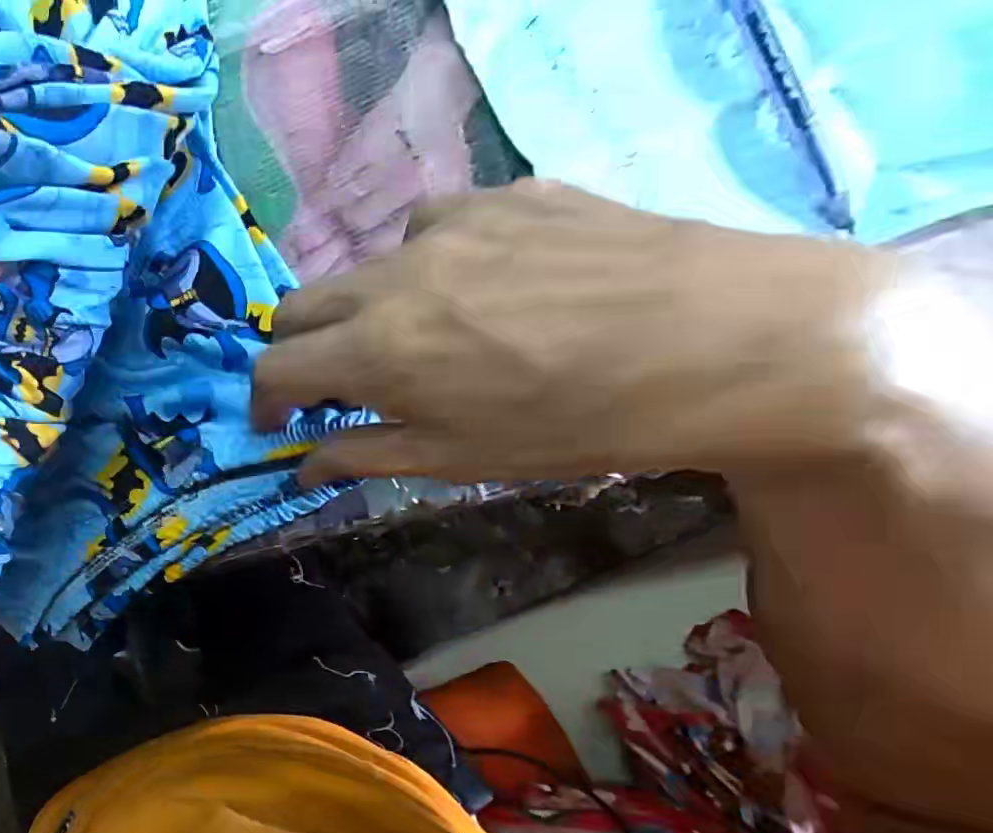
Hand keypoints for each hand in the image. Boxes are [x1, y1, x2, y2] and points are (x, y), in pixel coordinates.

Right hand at [253, 180, 895, 483]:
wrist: (739, 342)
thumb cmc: (575, 423)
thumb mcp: (452, 458)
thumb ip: (359, 455)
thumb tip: (301, 468)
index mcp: (372, 348)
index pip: (272, 369)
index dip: (263, 402)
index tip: (278, 423)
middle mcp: (392, 277)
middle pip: (297, 308)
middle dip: (296, 352)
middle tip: (329, 383)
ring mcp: (451, 225)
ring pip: (362, 266)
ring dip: (360, 308)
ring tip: (412, 333)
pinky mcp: (510, 195)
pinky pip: (434, 225)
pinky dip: (426, 263)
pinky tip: (476, 283)